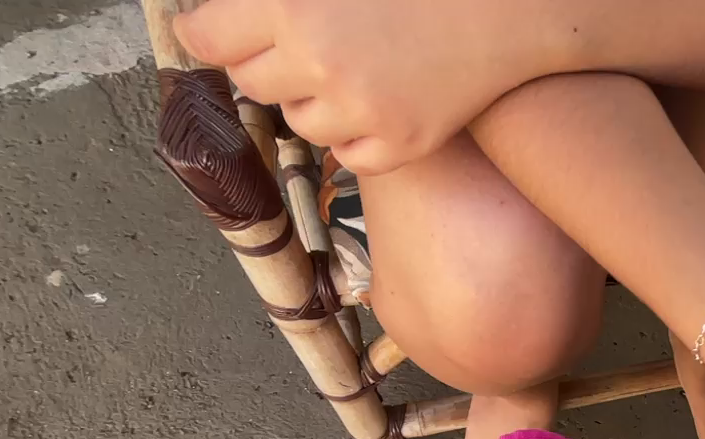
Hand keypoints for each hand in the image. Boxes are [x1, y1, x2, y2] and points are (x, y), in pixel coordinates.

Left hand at [174, 0, 551, 173]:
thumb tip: (208, 21)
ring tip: (350, 76)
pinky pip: (351, 158)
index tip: (226, 34)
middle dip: (270, 66)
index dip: (214, 34)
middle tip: (306, 49)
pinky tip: (377, 109)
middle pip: (254, 85)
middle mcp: (320, 63)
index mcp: (288, 4)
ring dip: (315, 103)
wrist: (498, 10)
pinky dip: (356, 138)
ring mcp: (365, 111)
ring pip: (302, 124)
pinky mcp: (404, 144)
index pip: (206, 38)